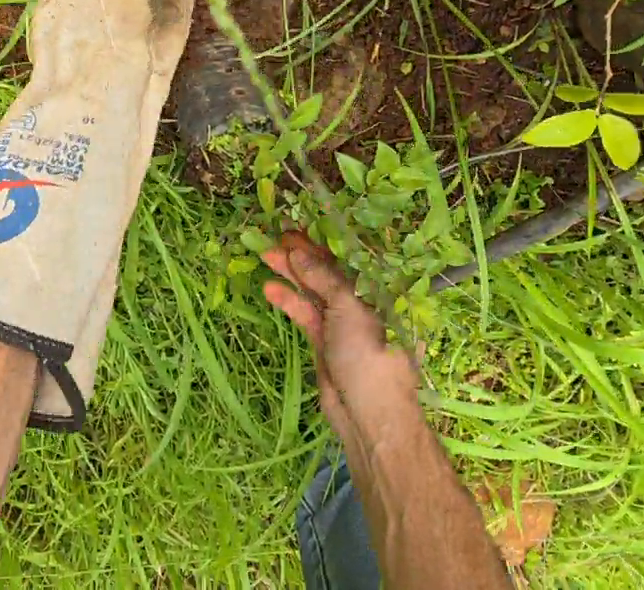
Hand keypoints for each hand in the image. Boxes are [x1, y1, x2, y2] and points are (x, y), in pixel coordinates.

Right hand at [261, 232, 422, 453]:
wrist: (368, 414)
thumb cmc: (370, 355)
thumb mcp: (349, 308)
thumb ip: (322, 278)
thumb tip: (297, 252)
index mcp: (379, 294)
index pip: (348, 261)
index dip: (321, 244)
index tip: (295, 229)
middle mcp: (362, 306)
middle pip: (327, 275)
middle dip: (301, 257)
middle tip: (274, 238)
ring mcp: (342, 325)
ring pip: (313, 293)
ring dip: (290, 275)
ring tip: (264, 257)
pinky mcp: (324, 343)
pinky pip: (305, 315)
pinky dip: (288, 302)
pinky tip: (269, 289)